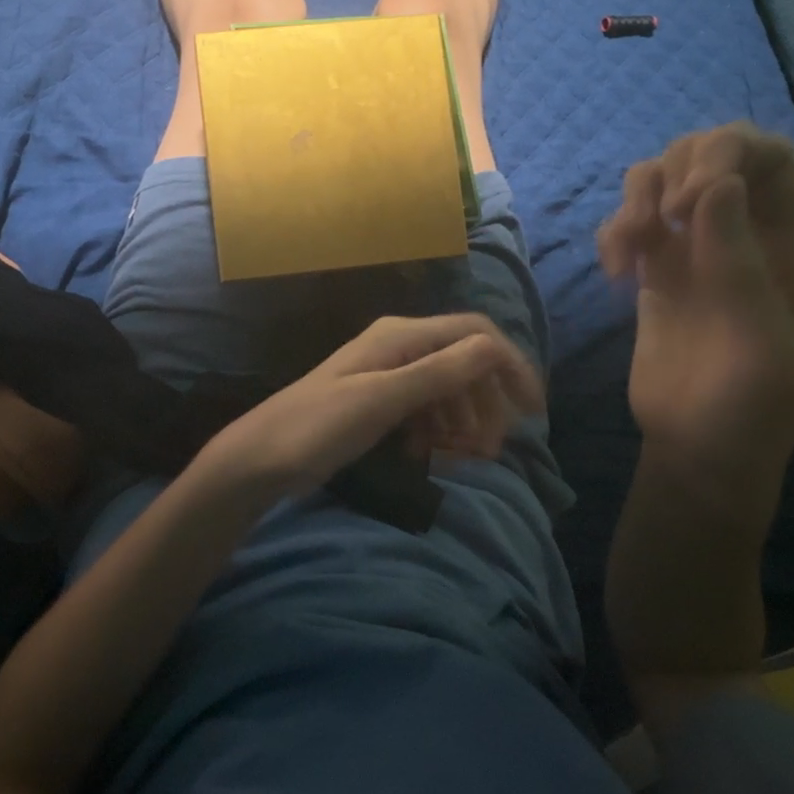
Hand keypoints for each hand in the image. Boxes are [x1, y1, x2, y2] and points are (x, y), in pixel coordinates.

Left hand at [194, 315, 544, 497]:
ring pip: (447, 389)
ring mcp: (387, 374)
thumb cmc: (319, 426)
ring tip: (461, 459)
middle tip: (489, 452)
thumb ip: (440, 372)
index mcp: (402, 335)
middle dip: (485, 404)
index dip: (510, 366)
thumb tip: (496, 348)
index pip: (475, 334)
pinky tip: (426, 456)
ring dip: (463, 421)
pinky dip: (436, 430)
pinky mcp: (378, 402)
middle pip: (465, 363)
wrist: (261, 458)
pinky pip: (424, 409)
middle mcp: (399, 346)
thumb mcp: (383, 400)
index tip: (532, 412)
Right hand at [597, 124, 793, 475]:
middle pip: (713, 152)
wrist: (694, 449)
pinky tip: (615, 270)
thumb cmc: (747, 408)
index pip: (771, 158)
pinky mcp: (657, 264)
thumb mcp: (762, 344)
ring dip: (637, 197)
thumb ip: (741, 263)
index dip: (728, 156)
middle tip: (659, 220)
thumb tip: (715, 184)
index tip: (689, 200)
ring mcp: (700, 245)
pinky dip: (615, 230)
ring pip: (665, 175)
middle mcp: (752, 231)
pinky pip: (631, 217)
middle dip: (678, 169)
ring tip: (627, 247)